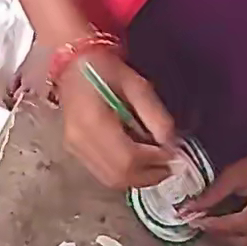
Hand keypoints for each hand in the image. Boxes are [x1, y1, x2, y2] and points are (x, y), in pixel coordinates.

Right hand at [59, 50, 177, 190]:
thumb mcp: (138, 85)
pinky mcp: (75, 152)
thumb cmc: (107, 70)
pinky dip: (126, 174)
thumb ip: (155, 115)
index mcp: (93, 121)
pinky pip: (104, 174)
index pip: (128, 158)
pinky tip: (139, 163)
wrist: (74, 64)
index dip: (154, 162)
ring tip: (157, 167)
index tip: (172, 154)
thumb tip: (170, 144)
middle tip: (169, 167)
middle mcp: (80, 141)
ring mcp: (74, 149)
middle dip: (149, 176)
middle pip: (119, 176)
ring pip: (111, 180)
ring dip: (138, 179)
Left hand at [182, 145, 246, 245]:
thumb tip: (190, 209)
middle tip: (201, 223)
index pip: (239, 224)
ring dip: (227, 242)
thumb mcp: (237, 173)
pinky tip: (231, 234)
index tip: (194, 220)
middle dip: (218, 235)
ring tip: (215, 227)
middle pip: (242, 242)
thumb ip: (215, 192)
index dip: (214, 225)